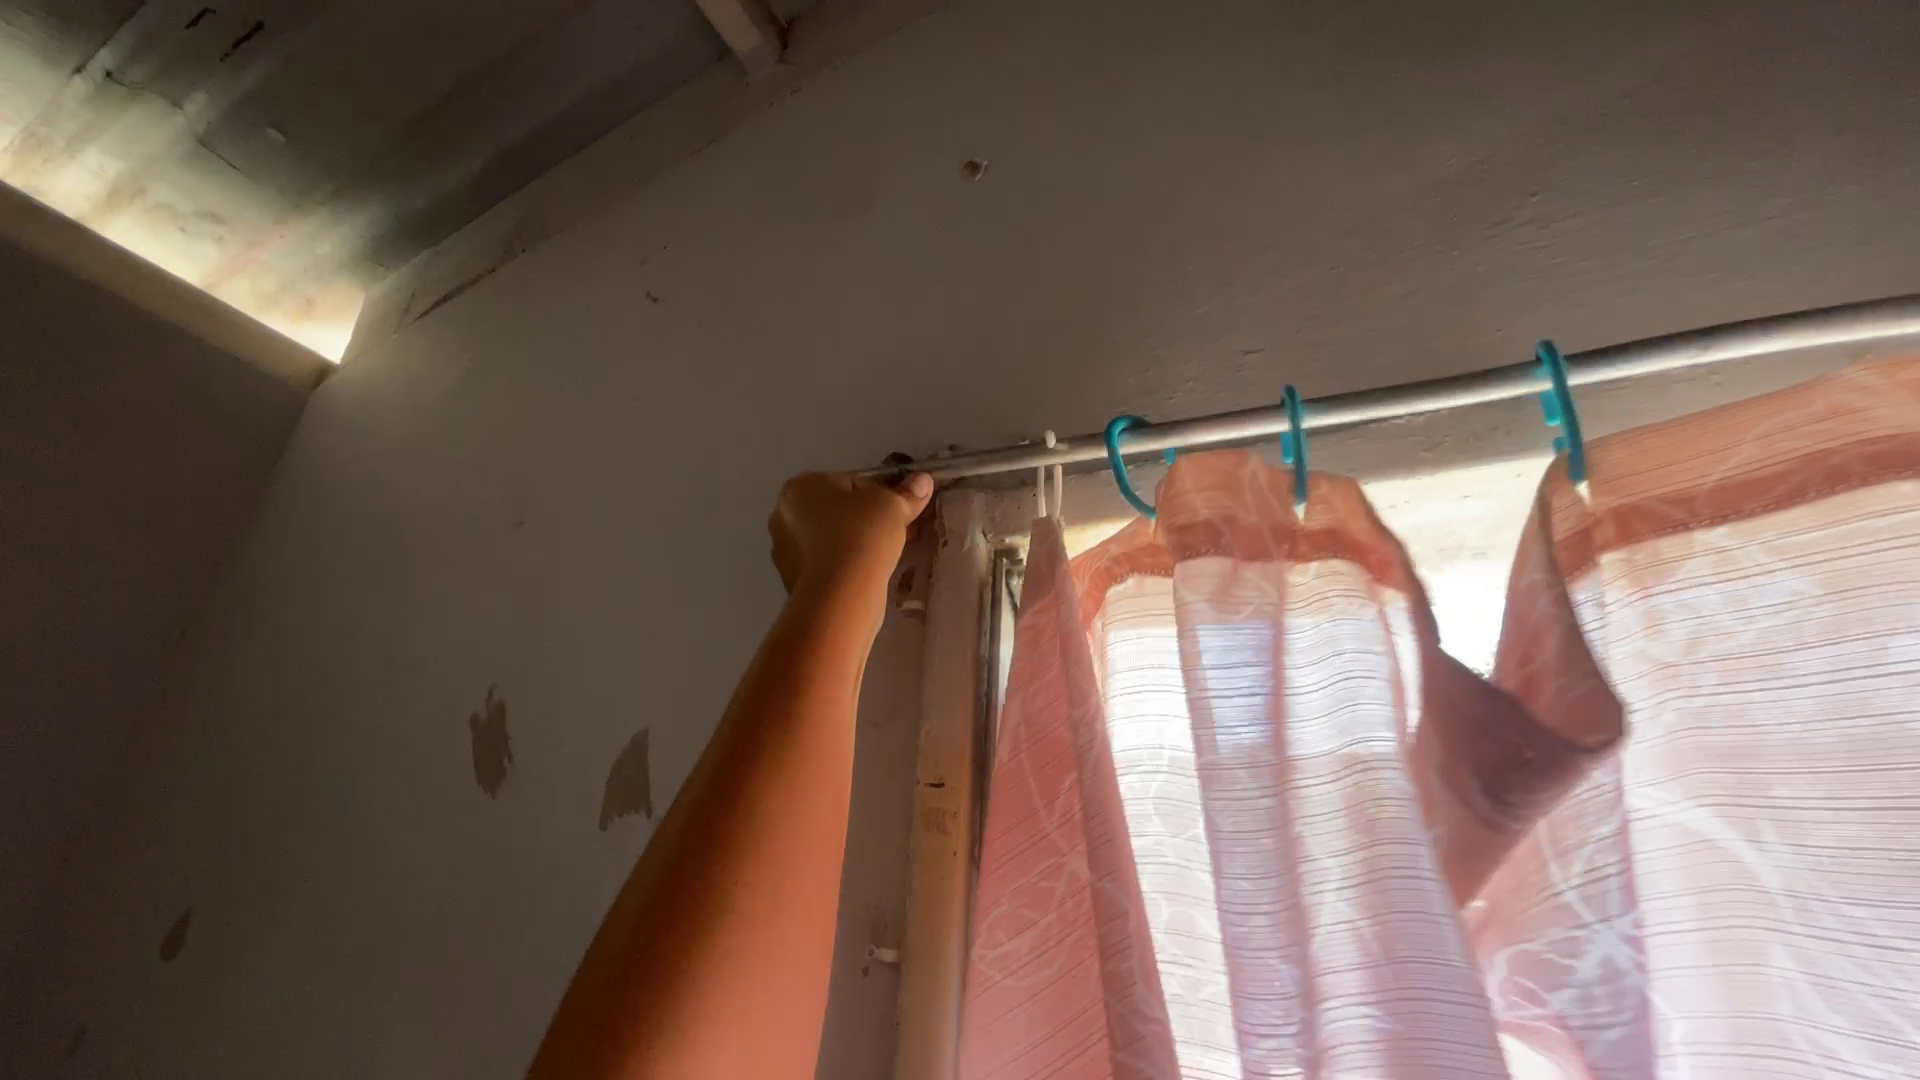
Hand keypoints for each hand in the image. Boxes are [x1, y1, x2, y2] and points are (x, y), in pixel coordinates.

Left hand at [768, 472, 934, 595]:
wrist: (840, 594)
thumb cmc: (861, 535)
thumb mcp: (892, 506)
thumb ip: (908, 492)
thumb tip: (924, 480)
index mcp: (800, 487)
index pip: (848, 483)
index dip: (879, 495)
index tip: (897, 512)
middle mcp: (783, 515)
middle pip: (838, 513)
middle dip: (867, 521)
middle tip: (897, 533)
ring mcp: (784, 551)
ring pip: (832, 541)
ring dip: (856, 544)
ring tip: (886, 556)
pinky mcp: (793, 581)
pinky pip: (827, 565)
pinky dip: (846, 566)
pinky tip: (867, 575)